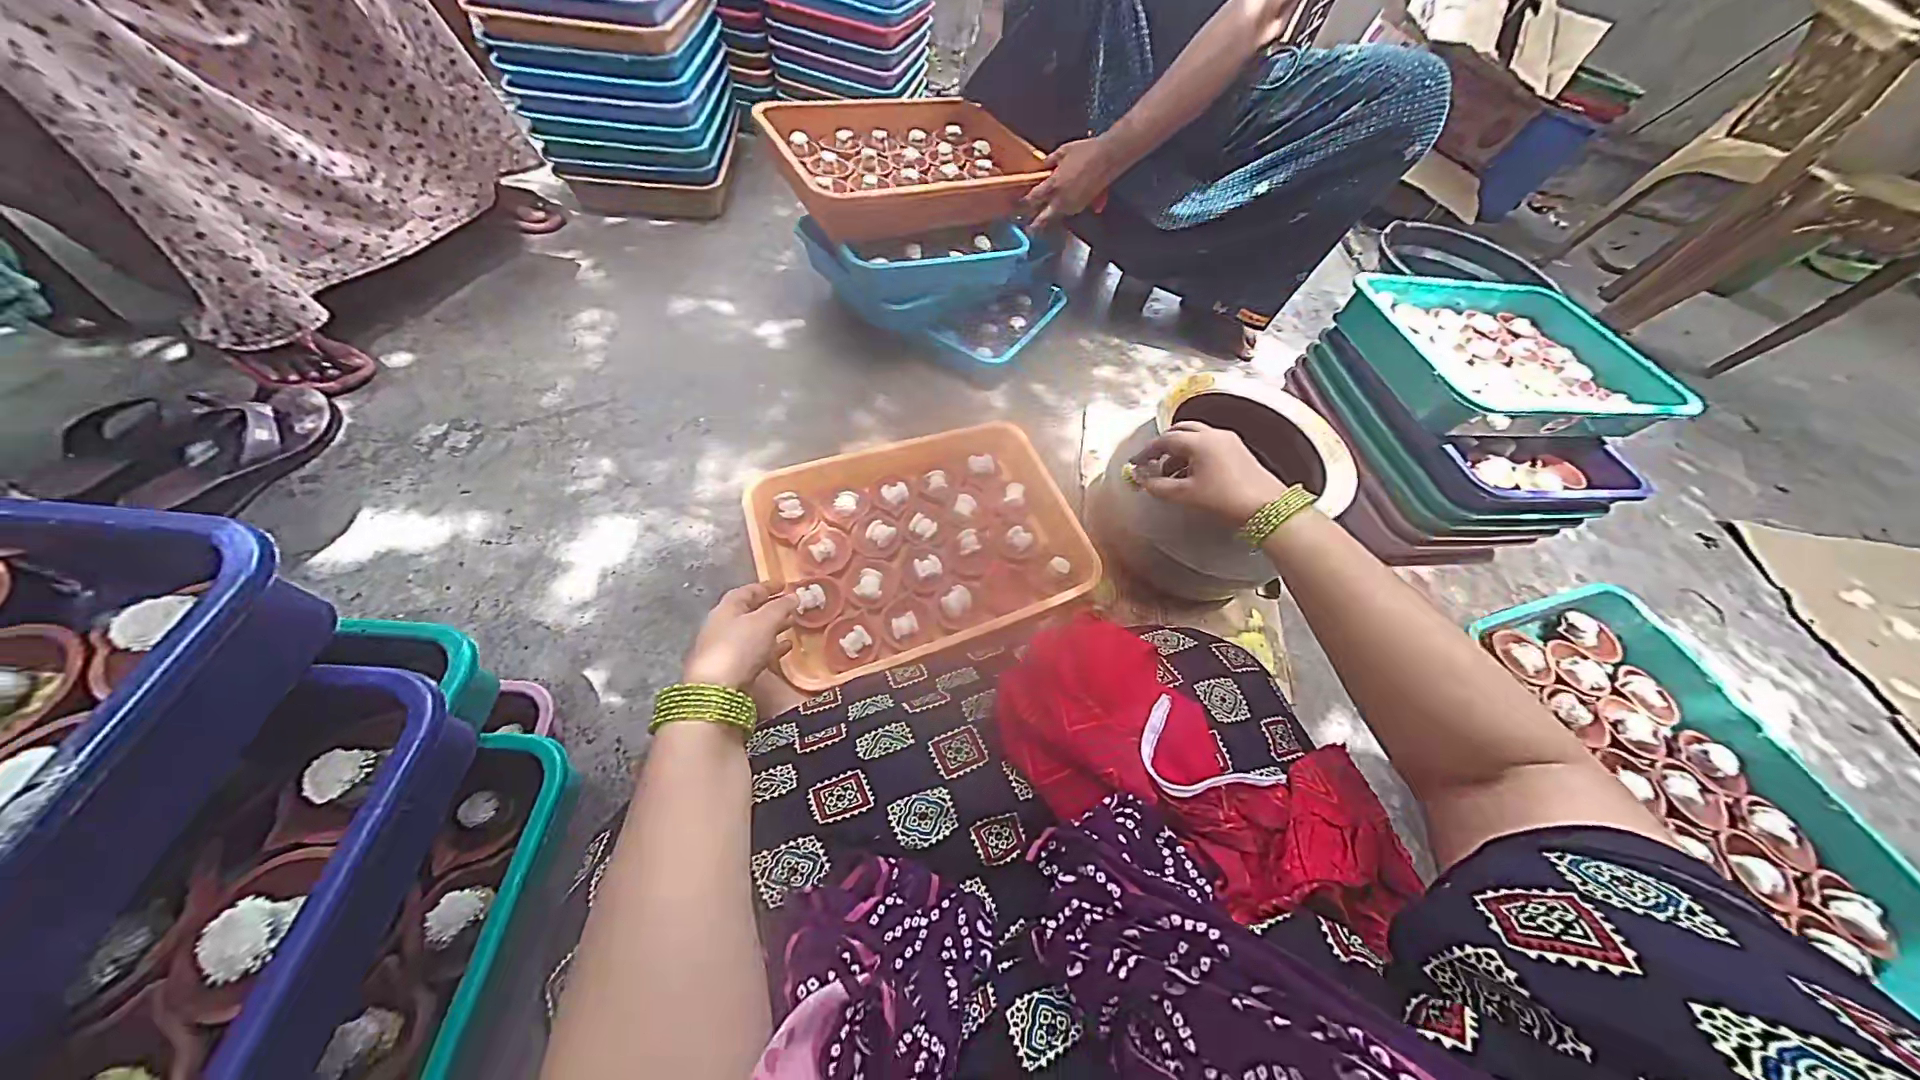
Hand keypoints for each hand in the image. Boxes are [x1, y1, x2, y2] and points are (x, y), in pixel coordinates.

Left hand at [682, 583, 798, 690]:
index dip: (767, 586)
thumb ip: (780, 607)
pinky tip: (786, 647)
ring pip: (754, 632)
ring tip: (793, 625)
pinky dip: (771, 646)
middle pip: (749, 611)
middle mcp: (723, 625)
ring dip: (773, 627)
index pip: (747, 591)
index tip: (784, 585)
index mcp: (727, 608)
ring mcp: (726, 648)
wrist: (717, 691)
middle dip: (771, 607)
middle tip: (792, 605)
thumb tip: (794, 596)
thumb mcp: (764, 621)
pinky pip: (755, 651)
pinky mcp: (733, 668)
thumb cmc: (740, 647)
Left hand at [1021, 137, 1126, 231]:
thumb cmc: (1085, 151)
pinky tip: (1059, 208)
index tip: (1018, 206)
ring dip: (1047, 219)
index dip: (1023, 205)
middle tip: (1027, 227)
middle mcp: (1061, 200)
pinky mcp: (1083, 207)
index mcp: (1053, 185)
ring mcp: (1072, 206)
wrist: (1108, 157)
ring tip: (1040, 220)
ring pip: (1055, 218)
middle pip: (1042, 219)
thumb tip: (1041, 168)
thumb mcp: (1062, 152)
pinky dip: (1061, 212)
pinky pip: (1067, 213)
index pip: (1032, 200)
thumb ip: (1049, 162)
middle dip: (1033, 225)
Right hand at [1128, 420, 1292, 525]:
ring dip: (1178, 451)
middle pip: (1181, 430)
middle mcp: (1214, 434)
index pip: (1165, 439)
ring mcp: (1228, 440)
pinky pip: (1208, 445)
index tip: (1136, 463)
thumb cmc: (1223, 499)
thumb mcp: (1184, 495)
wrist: (1266, 508)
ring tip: (1168, 474)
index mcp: (1199, 441)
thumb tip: (1140, 478)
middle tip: (1151, 461)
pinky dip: (1193, 454)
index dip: (1147, 451)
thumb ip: (1157, 485)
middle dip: (1163, 445)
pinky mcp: (1237, 450)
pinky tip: (1189, 475)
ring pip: (1195, 437)